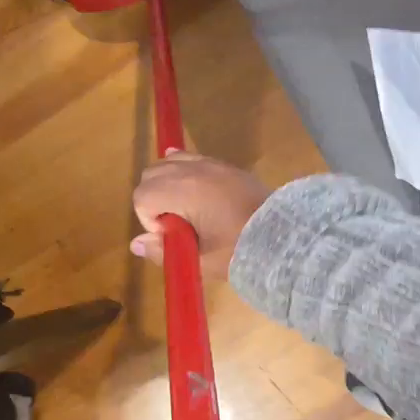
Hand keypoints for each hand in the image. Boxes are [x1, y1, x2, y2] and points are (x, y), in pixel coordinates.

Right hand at [130, 153, 271, 274]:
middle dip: (154, 200)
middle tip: (176, 226)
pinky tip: (194, 192)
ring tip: (186, 210)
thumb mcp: (200, 260)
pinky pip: (191, 158)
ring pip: (168, 162)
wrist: (283, 238)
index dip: (150, 220)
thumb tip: (135, 244)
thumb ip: (164, 252)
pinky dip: (183, 171)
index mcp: (183, 191)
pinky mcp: (225, 165)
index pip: (142, 196)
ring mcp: (210, 163)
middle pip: (151, 174)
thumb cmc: (240, 252)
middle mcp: (192, 170)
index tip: (173, 237)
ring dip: (167, 184)